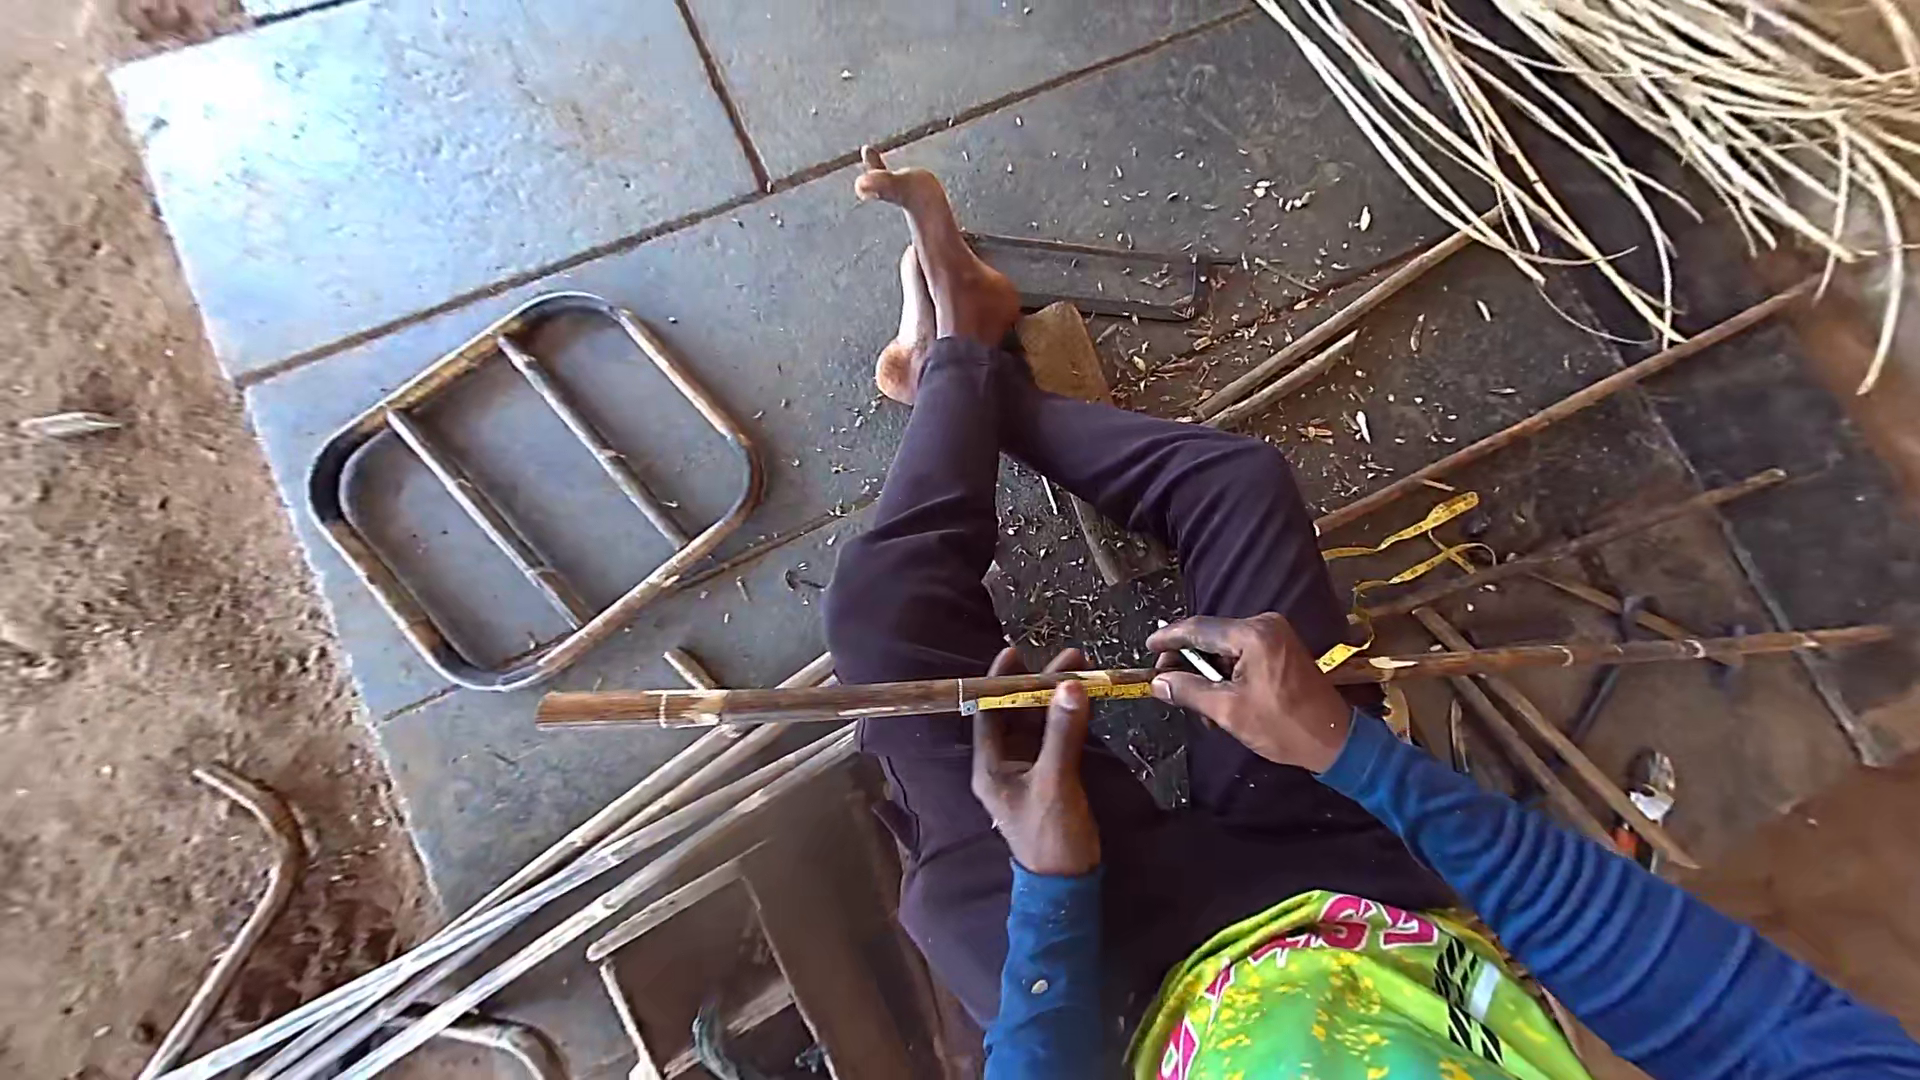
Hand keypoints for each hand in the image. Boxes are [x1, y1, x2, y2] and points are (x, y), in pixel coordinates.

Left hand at [970, 647, 1100, 876]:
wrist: (1069, 887)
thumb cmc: (1051, 838)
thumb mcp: (1056, 783)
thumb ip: (1062, 734)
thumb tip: (1070, 687)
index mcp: (990, 765)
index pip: (988, 712)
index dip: (999, 681)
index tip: (1015, 652)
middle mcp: (1004, 762)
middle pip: (1017, 712)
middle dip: (1039, 684)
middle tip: (1069, 658)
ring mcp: (1027, 768)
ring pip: (1038, 722)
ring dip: (1057, 698)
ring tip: (1082, 669)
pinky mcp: (1050, 774)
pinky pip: (1055, 736)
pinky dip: (1067, 717)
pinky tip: (1084, 700)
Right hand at [1146, 614, 1352, 772]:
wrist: (1337, 743)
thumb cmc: (1283, 726)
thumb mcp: (1227, 711)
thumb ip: (1187, 690)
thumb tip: (1157, 682)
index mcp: (1253, 635)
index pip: (1198, 628)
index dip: (1169, 638)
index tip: (1148, 646)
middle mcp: (1264, 625)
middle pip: (1209, 635)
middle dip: (1186, 659)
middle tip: (1167, 681)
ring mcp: (1274, 634)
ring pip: (1222, 646)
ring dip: (1205, 670)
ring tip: (1194, 699)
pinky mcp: (1280, 647)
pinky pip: (1239, 652)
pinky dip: (1224, 671)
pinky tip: (1216, 694)